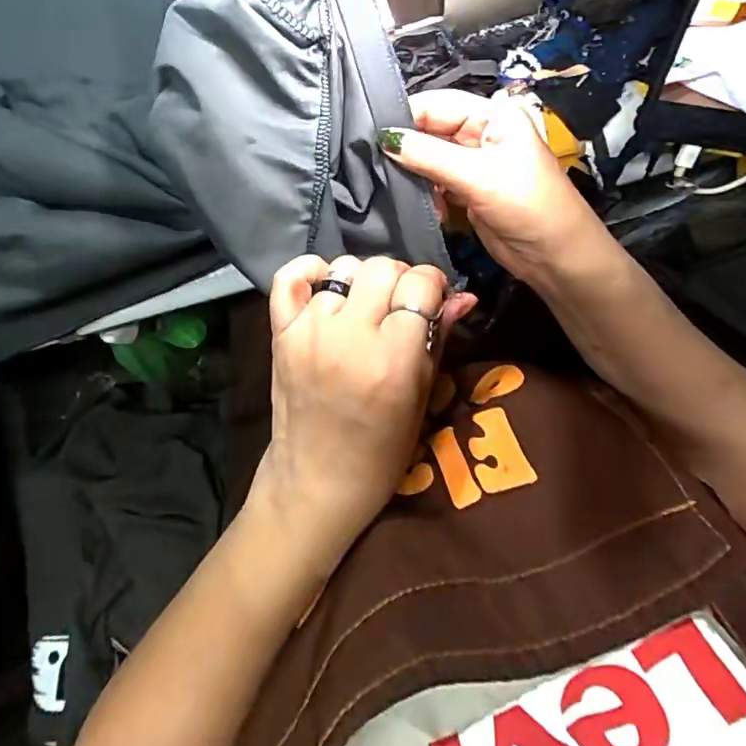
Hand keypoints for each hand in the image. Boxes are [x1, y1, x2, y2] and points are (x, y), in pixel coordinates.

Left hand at [252, 255, 475, 571]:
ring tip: (363, 308)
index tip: (431, 301)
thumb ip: (440, 339)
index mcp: (393, 359)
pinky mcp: (280, 332)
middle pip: (382, 268)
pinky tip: (325, 289)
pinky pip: (289, 277)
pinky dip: (309, 272)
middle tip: (399, 307)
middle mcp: (349, 337)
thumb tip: (465, 296)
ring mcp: (309, 331)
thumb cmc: (382, 449)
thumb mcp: (422, 397)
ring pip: (342, 269)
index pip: (419, 285)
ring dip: (360, 283)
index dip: (432, 287)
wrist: (318, 476)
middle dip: (399, 280)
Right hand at [380, 89, 615, 284]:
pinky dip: (422, 191)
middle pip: (429, 129)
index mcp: (492, 116)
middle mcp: (481, 133)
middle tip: (376, 165)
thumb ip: (428, 155)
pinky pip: (432, 180)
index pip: (437, 104)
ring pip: (427, 157)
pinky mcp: (465, 189)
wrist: (556, 256)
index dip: (406, 117)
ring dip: (412, 172)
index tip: (374, 138)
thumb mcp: (477, 175)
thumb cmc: (528, 206)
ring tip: (396, 186)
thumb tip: (385, 139)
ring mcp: (472, 163)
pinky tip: (418, 203)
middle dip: (406, 147)